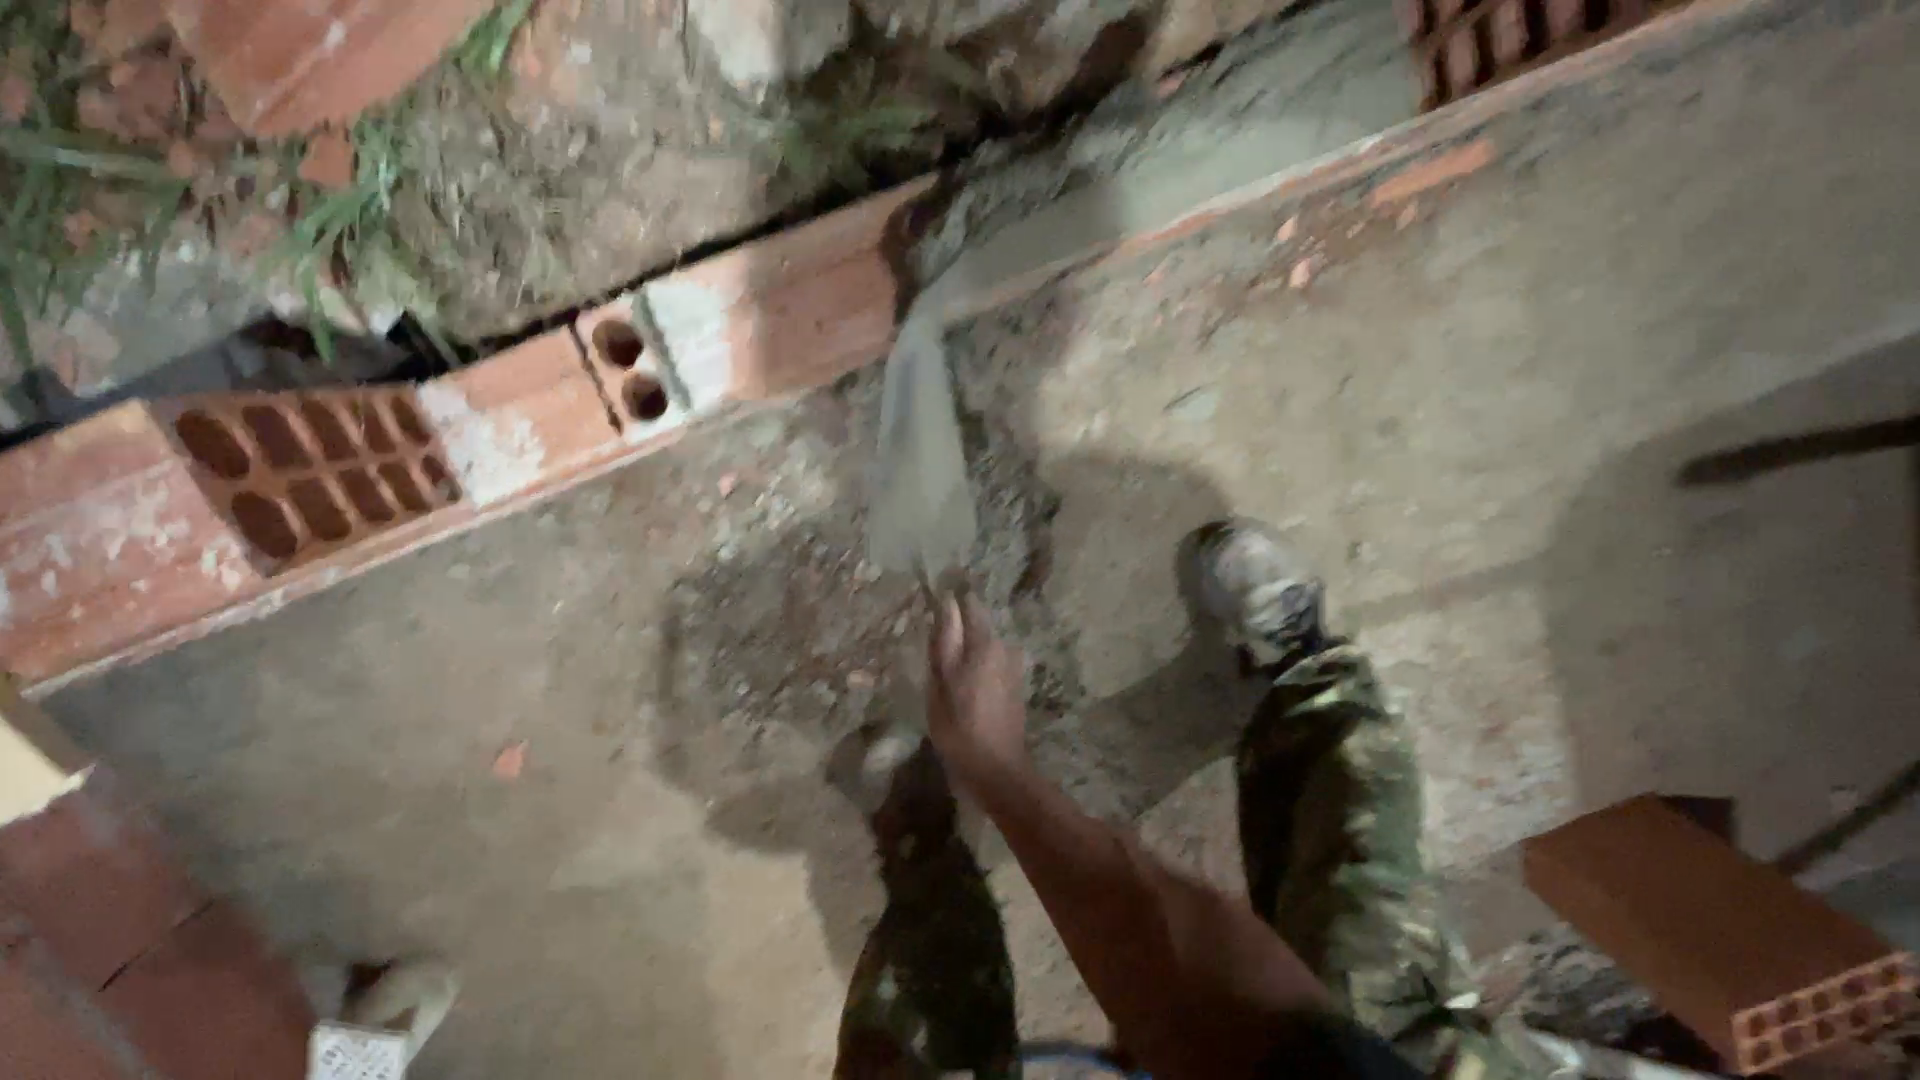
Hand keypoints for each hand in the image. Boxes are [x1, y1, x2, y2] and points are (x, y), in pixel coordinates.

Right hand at [926, 592, 1029, 787]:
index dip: (952, 599)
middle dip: (958, 625)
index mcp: (985, 642)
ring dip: (968, 647)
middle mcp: (1005, 647)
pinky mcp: (1016, 685)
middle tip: (933, 641)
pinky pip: (992, 661)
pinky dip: (978, 664)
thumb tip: (947, 602)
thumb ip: (945, 639)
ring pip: (985, 643)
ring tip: (945, 666)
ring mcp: (1014, 666)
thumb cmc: (960, 726)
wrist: (997, 769)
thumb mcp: (941, 681)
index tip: (933, 600)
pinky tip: (964, 683)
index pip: (970, 604)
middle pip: (979, 623)